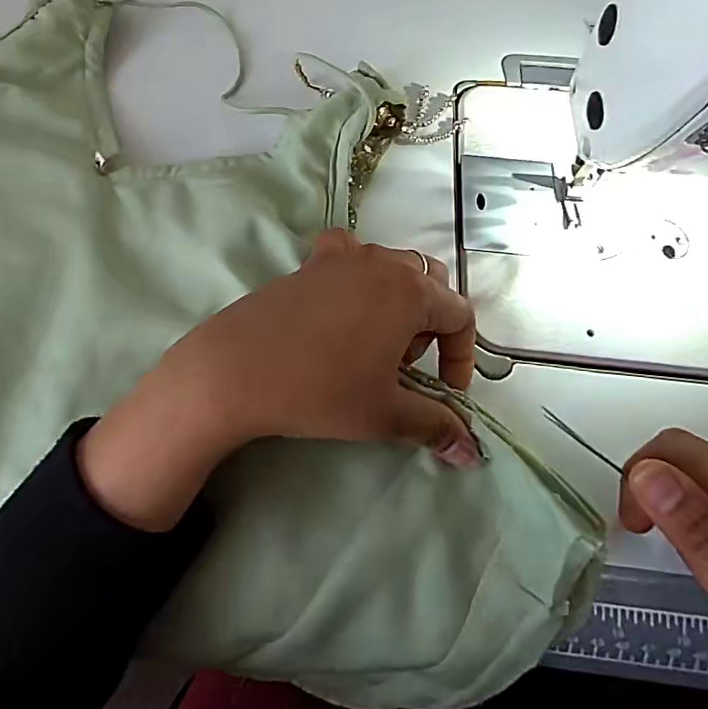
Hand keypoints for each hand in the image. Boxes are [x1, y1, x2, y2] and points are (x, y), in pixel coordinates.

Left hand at [79, 229, 481, 530]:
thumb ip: (435, 427)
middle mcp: (383, 262)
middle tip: (402, 367)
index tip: (443, 392)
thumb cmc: (321, 390)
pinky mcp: (311, 261)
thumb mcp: (384, 414)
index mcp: (411, 291)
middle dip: (429, 326)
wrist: (235, 370)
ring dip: (399, 302)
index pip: (460, 316)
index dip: (460, 358)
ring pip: (393, 268)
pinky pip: (350, 255)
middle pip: (430, 285)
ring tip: (372, 343)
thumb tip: (471, 453)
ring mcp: (344, 256)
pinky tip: (342, 301)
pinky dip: (358, 273)